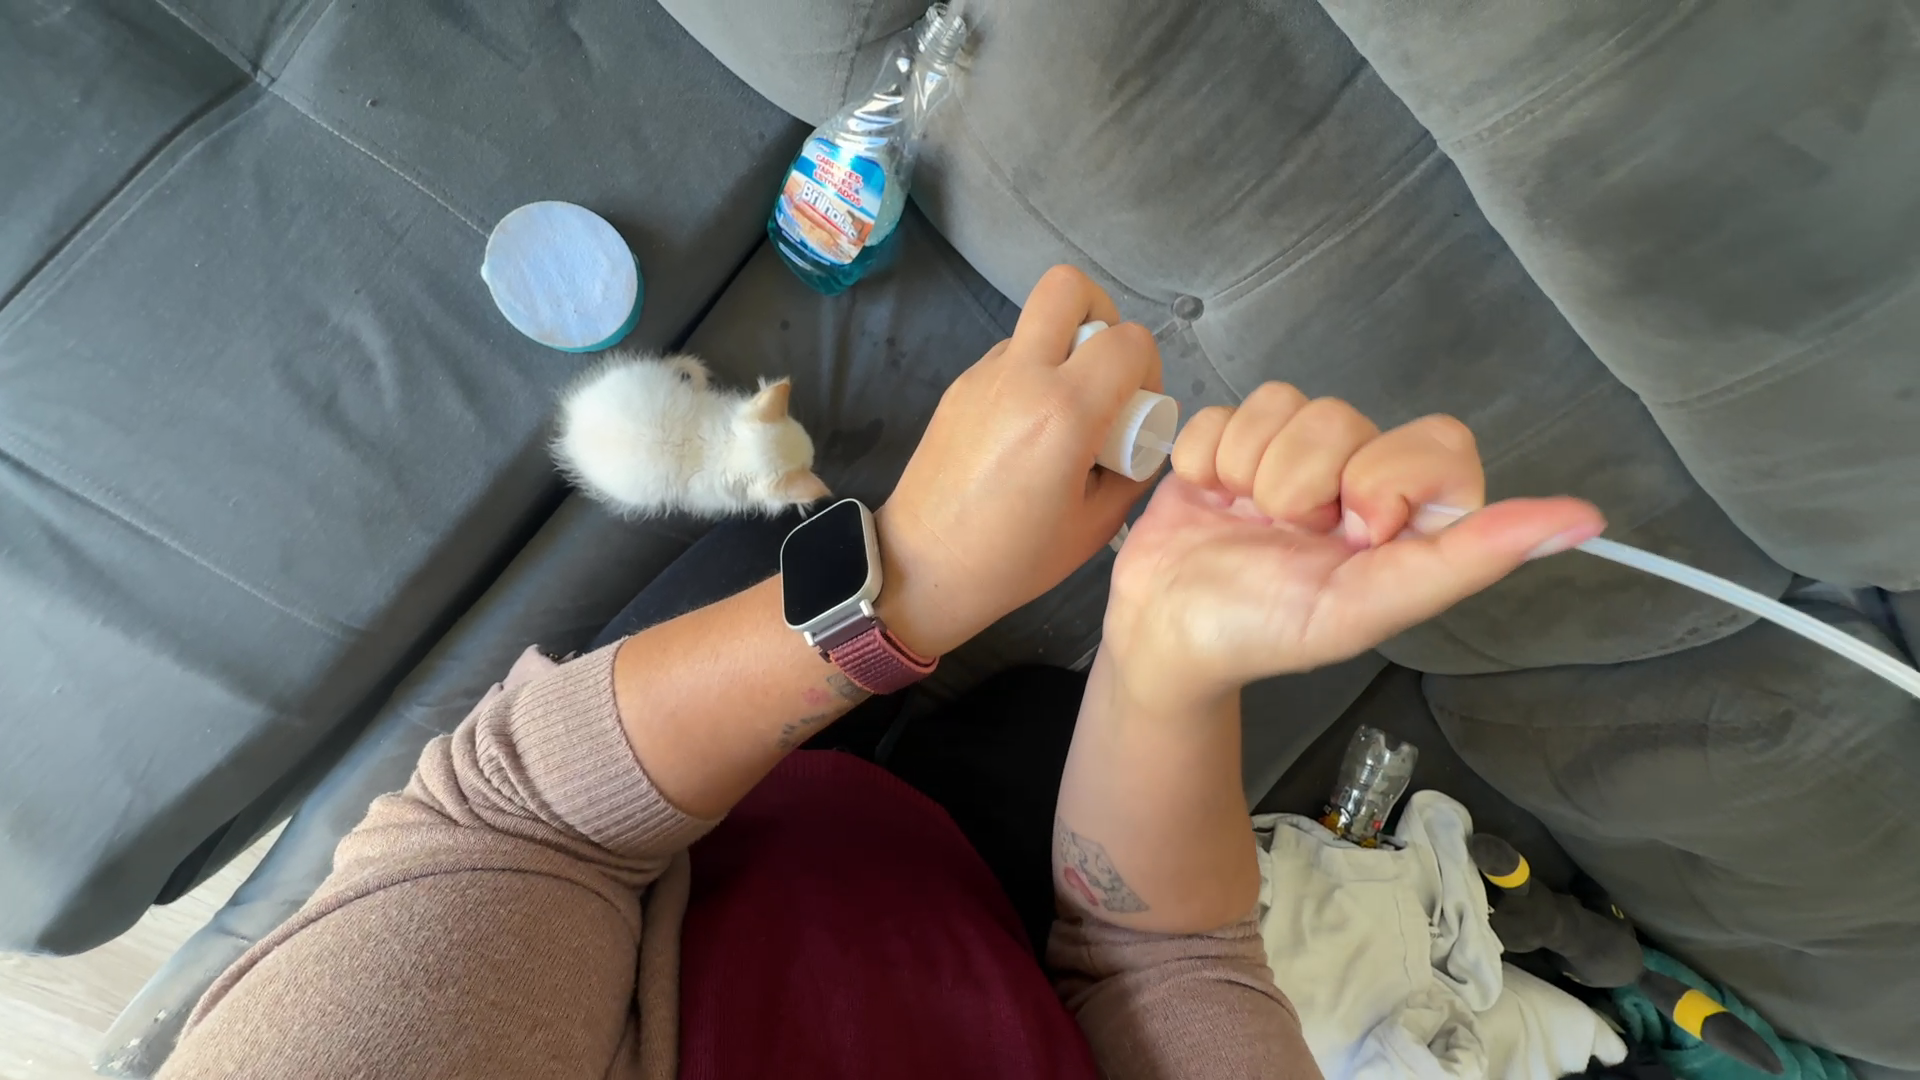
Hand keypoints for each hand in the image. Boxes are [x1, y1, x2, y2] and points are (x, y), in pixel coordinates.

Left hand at [878, 266, 1162, 656]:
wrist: (921, 567)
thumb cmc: (1013, 560)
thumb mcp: (1094, 526)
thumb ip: (1132, 471)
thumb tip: (1139, 438)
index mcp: (1063, 412)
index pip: (1129, 341)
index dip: (1148, 369)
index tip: (1134, 409)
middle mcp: (1019, 376)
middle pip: (1068, 286)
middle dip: (1101, 314)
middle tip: (1101, 373)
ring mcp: (980, 376)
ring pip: (1035, 324)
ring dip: (1060, 350)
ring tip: (1057, 415)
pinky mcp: (956, 388)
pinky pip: (1007, 356)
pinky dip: (1029, 374)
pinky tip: (1022, 431)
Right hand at [1102, 384, 1604, 707]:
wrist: (1161, 633)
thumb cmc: (1257, 631)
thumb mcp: (1358, 609)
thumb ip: (1459, 562)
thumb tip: (1584, 519)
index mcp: (1399, 516)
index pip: (1433, 440)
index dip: (1387, 475)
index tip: (1351, 529)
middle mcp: (1347, 475)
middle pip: (1341, 416)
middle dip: (1298, 479)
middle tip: (1280, 531)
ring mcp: (1280, 455)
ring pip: (1281, 403)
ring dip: (1245, 466)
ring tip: (1235, 515)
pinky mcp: (1222, 446)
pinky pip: (1222, 411)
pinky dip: (1203, 456)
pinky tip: (1205, 494)